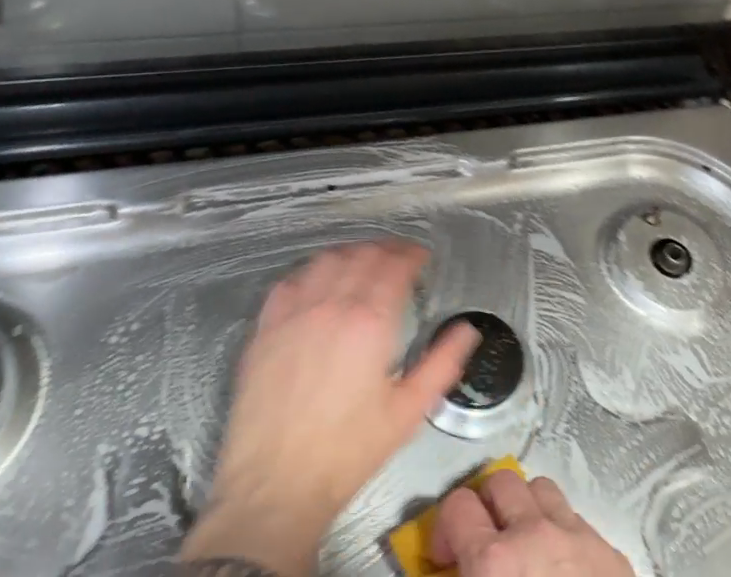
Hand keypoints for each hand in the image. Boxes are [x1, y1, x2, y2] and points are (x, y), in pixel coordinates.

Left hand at [179, 240, 479, 575]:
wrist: (277, 482)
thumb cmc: (349, 451)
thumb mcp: (408, 411)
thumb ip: (442, 363)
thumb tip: (466, 331)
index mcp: (370, 322)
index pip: (394, 267)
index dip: (411, 255)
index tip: (420, 257)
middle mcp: (331, 306)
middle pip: (361, 256)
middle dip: (385, 249)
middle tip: (398, 257)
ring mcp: (293, 314)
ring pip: (324, 262)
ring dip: (349, 254)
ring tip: (362, 261)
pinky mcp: (264, 329)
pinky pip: (288, 283)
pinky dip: (309, 272)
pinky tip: (317, 282)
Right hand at [430, 471, 633, 575]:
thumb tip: (452, 574)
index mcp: (494, 561)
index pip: (457, 505)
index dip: (445, 527)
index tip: (444, 557)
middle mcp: (534, 535)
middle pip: (501, 481)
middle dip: (486, 506)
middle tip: (483, 541)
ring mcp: (578, 537)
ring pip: (542, 489)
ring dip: (526, 509)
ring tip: (523, 543)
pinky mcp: (612, 552)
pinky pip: (577, 520)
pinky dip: (562, 532)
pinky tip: (561, 567)